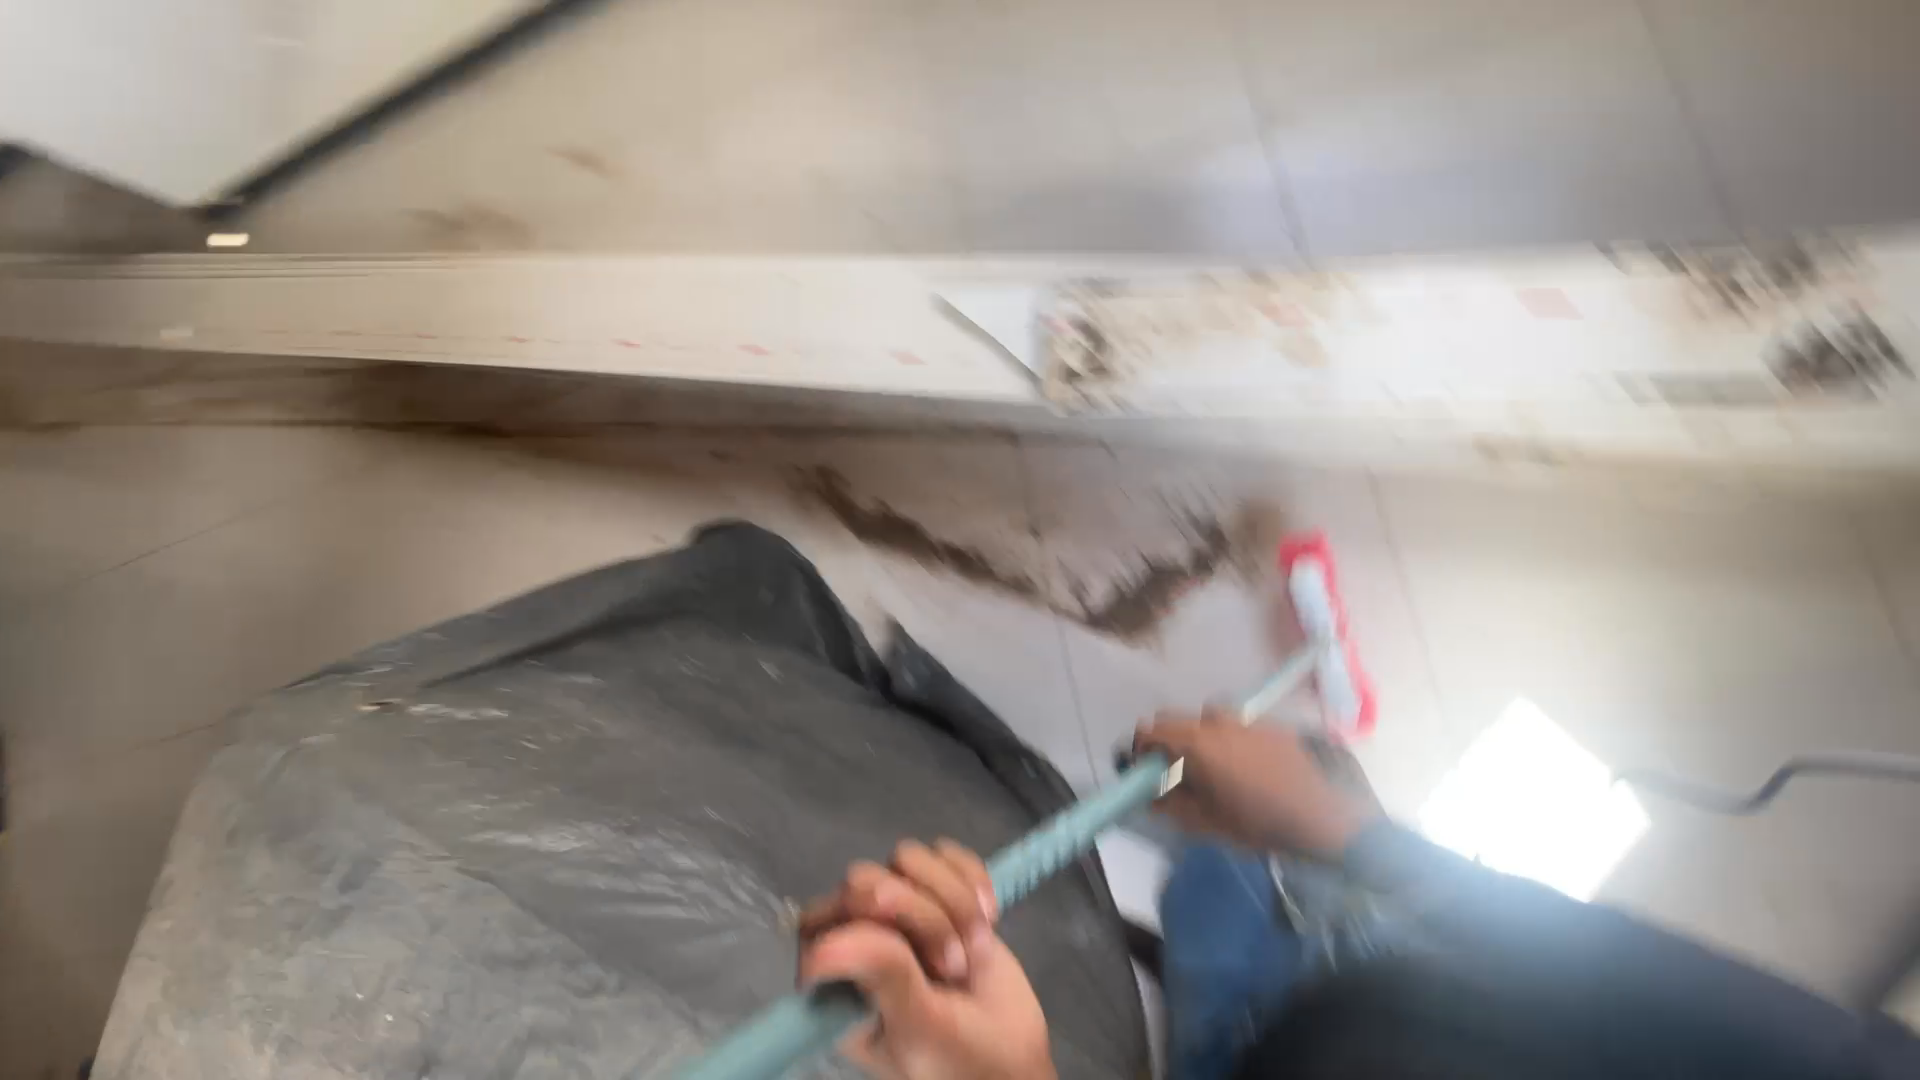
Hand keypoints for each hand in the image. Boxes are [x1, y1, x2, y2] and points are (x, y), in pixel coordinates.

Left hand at [797, 840, 1054, 1079]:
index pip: (827, 916)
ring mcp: (897, 908)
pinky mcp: (936, 889)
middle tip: (954, 969)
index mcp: (834, 978)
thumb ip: (882, 976)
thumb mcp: (919, 1028)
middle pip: (868, 879)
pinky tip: (989, 917)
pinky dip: (972, 878)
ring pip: (908, 857)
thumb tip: (820, 948)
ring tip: (974, 951)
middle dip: (926, 918)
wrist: (1015, 1057)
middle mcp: (857, 936)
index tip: (916, 967)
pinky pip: (944, 852)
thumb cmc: (959, 1060)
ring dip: (954, 901)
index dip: (874, 925)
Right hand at [1133, 706, 1374, 858]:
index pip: (1151, 730)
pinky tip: (1249, 771)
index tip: (1144, 772)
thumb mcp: (1209, 823)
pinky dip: (1230, 742)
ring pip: (1208, 721)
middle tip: (1178, 776)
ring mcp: (1248, 721)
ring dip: (1200, 739)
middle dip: (1169, 744)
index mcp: (1197, 742)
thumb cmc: (1263, 824)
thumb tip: (1149, 795)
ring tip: (1216, 772)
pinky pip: (1237, 727)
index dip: (1140, 750)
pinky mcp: (1273, 726)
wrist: (1331, 819)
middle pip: (1177, 720)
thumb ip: (1171, 806)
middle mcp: (1218, 721)